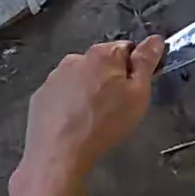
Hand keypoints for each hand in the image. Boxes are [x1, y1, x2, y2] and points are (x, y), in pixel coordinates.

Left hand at [13, 37, 164, 195]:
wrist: (58, 156)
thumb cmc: (105, 123)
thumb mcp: (138, 94)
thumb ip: (146, 62)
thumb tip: (155, 39)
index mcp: (103, 54)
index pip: (127, 49)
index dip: (135, 68)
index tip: (136, 88)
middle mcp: (76, 58)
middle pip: (102, 62)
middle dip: (111, 78)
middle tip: (118, 105)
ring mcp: (54, 78)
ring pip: (81, 77)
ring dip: (90, 89)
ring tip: (94, 117)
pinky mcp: (39, 97)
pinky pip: (63, 93)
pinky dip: (70, 102)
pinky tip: (75, 123)